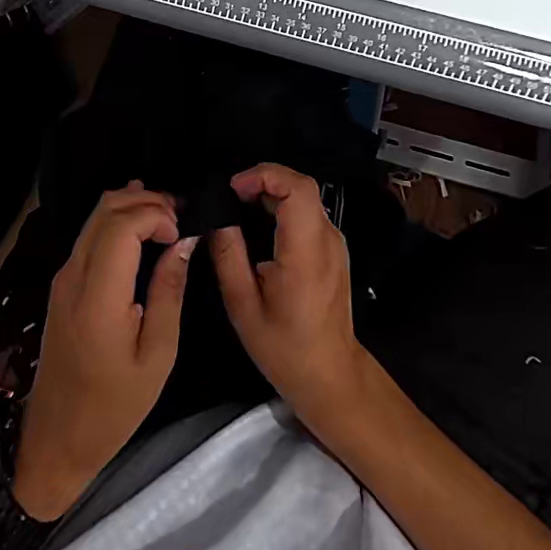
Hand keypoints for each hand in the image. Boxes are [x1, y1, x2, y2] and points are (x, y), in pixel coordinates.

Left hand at [12, 182, 196, 520]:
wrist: (56, 437)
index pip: (121, 226)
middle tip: (181, 213)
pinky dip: (118, 220)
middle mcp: (73, 276)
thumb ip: (169, 290)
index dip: (155, 214)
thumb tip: (184, 240)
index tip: (182, 232)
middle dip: (147, 200)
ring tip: (169, 218)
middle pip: (105, 210)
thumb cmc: (114, 406)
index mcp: (98, 298)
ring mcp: (63, 277)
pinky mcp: (62, 283)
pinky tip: (143, 227)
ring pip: (95, 217)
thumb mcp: (158, 354)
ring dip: (132, 206)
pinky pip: (89, 234)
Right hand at [211, 163, 367, 421]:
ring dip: (272, 192)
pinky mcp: (333, 249)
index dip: (265, 175)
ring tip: (238, 206)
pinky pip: (308, 214)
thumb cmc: (285, 347)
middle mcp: (327, 239)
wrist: (331, 374)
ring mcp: (335, 243)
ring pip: (305, 198)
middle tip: (230, 195)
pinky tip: (258, 224)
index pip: (299, 189)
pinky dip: (282, 207)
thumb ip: (228, 255)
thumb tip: (215, 217)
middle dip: (264, 180)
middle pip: (302, 187)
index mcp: (306, 252)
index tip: (234, 188)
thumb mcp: (243, 305)